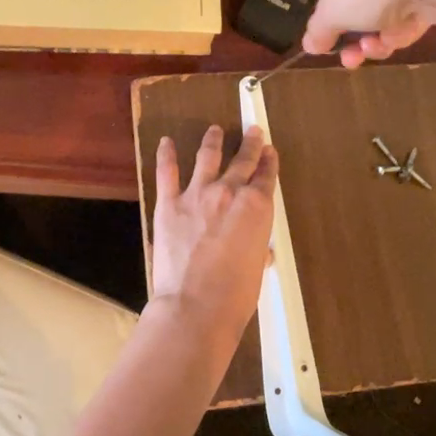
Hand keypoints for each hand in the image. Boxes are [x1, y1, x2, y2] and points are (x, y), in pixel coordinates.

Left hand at [150, 125, 278, 335]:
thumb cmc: (235, 295)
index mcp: (257, 208)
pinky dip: (166, 155)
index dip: (269, 162)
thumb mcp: (257, 268)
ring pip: (207, 158)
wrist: (194, 305)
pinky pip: (167, 172)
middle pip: (242, 161)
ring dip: (213, 142)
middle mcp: (229, 192)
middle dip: (250, 145)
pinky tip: (165, 143)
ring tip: (214, 130)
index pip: (266, 177)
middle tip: (253, 131)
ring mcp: (197, 194)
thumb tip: (260, 251)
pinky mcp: (169, 204)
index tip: (270, 151)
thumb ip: (257, 249)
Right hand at [302, 0, 435, 66]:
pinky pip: (408, 8)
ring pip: (383, 9)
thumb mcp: (330, 16)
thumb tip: (309, 46)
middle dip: (354, 36)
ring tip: (377, 48)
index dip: (327, 16)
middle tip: (352, 59)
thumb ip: (318, 33)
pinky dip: (402, 27)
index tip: (328, 41)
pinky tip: (399, 38)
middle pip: (356, 1)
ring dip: (376, 37)